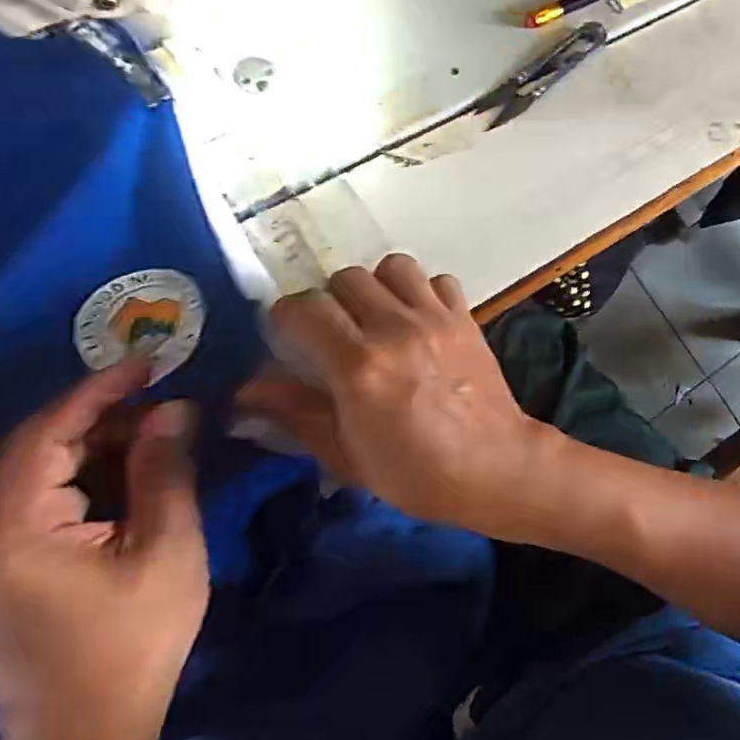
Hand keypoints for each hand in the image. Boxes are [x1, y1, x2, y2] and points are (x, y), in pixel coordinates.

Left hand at [0, 358, 207, 739]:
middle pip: (29, 457)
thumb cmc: (136, 640)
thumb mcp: (168, 549)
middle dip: (98, 421)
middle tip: (164, 405)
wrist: (89, 733)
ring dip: (89, 451)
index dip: (95, 392)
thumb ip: (164, 472)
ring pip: (27, 482)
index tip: (148, 363)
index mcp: (6, 538)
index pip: (41, 439)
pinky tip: (121, 478)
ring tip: (153, 435)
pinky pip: (26, 509)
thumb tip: (173, 409)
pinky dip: (75, 483)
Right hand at [236, 254, 551, 536]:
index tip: (289, 337)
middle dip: (331, 300)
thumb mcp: (345, 454)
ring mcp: (436, 319)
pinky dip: (424, 292)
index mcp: (359, 366)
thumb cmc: (415, 473)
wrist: (493, 466)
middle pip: (346, 278)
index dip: (287, 318)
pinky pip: (439, 280)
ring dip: (378, 286)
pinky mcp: (466, 318)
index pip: (304, 308)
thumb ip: (296, 412)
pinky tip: (420, 320)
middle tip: (336, 332)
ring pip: (393, 267)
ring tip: (379, 318)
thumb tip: (246, 389)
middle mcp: (396, 330)